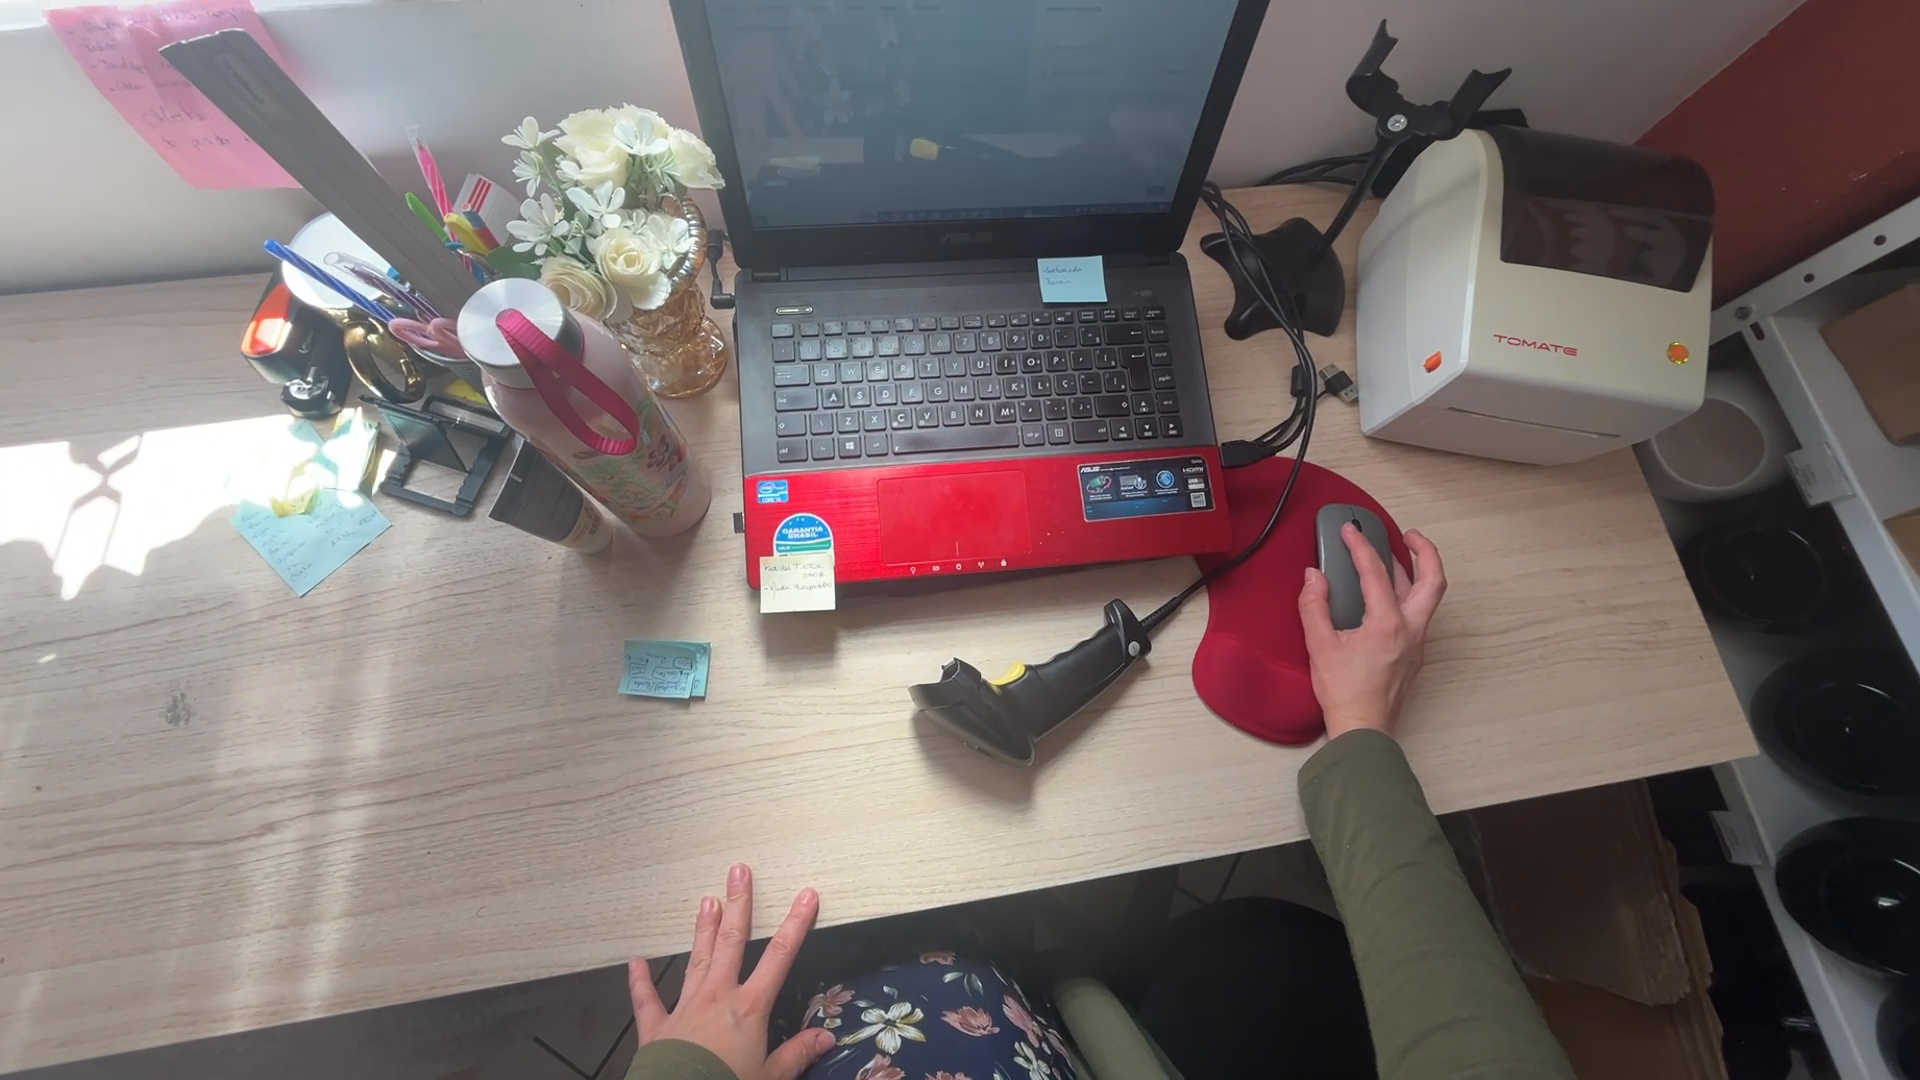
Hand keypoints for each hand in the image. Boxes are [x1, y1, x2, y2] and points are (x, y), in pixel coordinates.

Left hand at [629, 864, 833, 1079]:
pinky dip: (640, 982)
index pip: (780, 956)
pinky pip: (647, 1002)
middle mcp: (718, 998)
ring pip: (698, 960)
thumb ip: (796, 1055)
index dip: (796, 924)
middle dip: (738, 905)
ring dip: (704, 929)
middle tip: (738, 871)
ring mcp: (685, 1010)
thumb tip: (826, 1036)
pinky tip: (636, 962)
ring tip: (707, 899)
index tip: (806, 894)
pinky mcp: (656, 1031)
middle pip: (732, 942)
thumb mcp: (769, 1079)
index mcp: (749, 1008)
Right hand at [1298, 526, 1447, 739]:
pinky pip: (1419, 614)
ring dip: (1418, 572)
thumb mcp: (1319, 645)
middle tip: (1409, 534)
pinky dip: (1410, 593)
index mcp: (1387, 624)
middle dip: (1425, 552)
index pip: (1376, 574)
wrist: (1363, 726)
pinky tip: (1391, 595)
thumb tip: (1314, 577)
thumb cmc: (1343, 690)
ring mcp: (1417, 643)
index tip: (1350, 530)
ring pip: (1429, 597)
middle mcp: (1411, 630)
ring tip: (1400, 557)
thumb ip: (1315, 606)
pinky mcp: (1414, 654)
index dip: (1361, 547)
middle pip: (1433, 580)